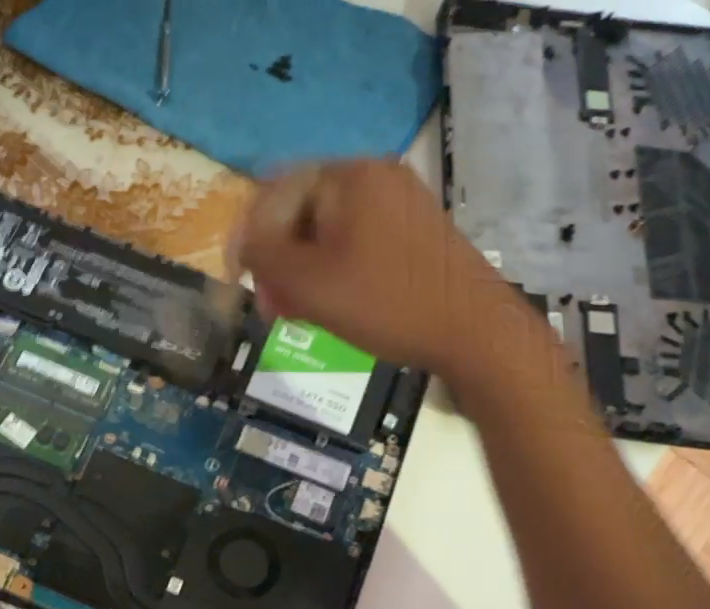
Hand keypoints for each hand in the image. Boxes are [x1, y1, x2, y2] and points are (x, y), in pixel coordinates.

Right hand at [229, 159, 552, 391]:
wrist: (472, 330)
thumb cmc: (385, 303)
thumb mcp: (308, 284)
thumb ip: (263, 256)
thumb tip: (243, 243)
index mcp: (348, 176)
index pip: (273, 195)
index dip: (246, 238)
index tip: (237, 280)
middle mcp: (375, 176)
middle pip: (300, 211)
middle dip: (276, 259)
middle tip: (267, 304)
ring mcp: (399, 202)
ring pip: (326, 231)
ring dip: (300, 270)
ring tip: (293, 312)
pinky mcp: (413, 231)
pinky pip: (354, 242)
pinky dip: (331, 270)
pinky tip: (326, 305)